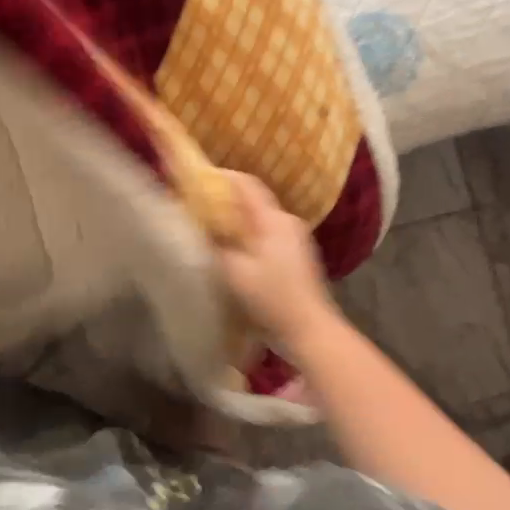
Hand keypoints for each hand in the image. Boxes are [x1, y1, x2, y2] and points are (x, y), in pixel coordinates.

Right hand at [216, 171, 341, 348]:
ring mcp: (295, 240)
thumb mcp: (236, 272)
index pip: (247, 185)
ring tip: (212, 230)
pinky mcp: (296, 257)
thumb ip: (217, 245)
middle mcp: (288, 222)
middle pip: (253, 202)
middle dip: (226, 202)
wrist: (311, 332)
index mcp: (275, 220)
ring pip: (260, 220)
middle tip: (200, 208)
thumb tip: (200, 228)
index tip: (198, 179)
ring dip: (237, 222)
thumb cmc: (273, 299)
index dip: (222, 177)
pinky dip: (248, 237)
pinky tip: (234, 252)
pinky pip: (267, 236)